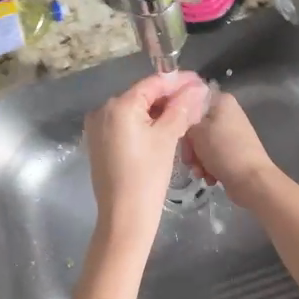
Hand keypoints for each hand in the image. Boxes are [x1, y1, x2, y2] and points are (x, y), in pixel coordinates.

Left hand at [85, 72, 208, 247]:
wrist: (124, 217)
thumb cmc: (148, 176)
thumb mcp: (167, 138)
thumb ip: (181, 108)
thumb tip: (197, 88)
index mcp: (119, 105)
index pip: (153, 83)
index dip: (178, 81)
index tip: (200, 81)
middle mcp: (102, 110)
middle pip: (142, 95)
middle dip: (169, 96)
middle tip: (196, 99)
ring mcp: (97, 127)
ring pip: (134, 110)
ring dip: (158, 110)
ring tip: (185, 113)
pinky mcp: (99, 142)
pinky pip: (125, 124)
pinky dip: (144, 123)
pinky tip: (164, 128)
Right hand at [183, 89, 278, 206]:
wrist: (252, 180)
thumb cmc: (222, 150)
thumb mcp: (195, 131)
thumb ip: (184, 121)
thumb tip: (181, 121)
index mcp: (221, 101)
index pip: (191, 103)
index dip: (181, 118)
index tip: (175, 134)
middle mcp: (227, 114)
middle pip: (196, 127)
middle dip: (190, 147)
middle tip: (190, 160)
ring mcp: (231, 134)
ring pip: (202, 144)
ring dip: (198, 160)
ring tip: (200, 173)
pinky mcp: (233, 152)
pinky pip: (212, 156)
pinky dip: (208, 167)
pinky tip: (210, 178)